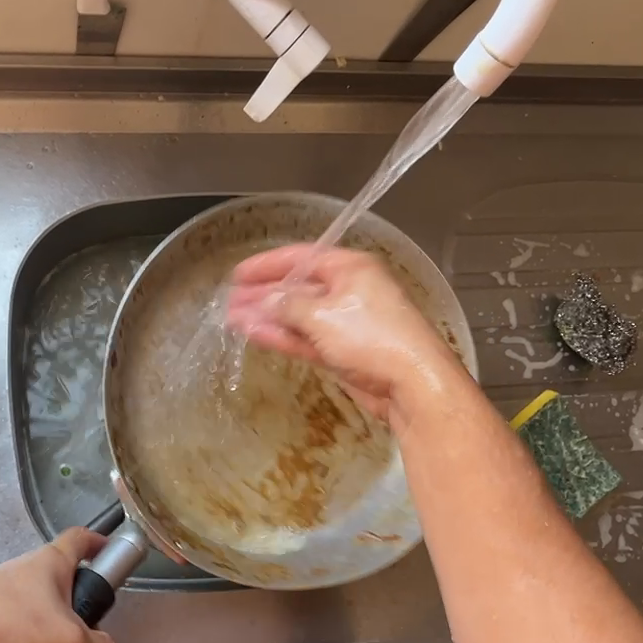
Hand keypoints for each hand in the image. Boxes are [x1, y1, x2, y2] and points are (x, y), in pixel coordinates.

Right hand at [226, 244, 464, 426]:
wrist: (411, 384)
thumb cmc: (372, 338)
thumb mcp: (323, 314)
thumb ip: (287, 305)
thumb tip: (263, 300)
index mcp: (351, 268)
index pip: (302, 257)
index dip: (267, 264)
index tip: (238, 273)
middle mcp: (348, 290)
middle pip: (298, 287)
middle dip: (264, 294)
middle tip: (231, 301)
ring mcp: (345, 323)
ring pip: (299, 316)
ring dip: (268, 318)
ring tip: (233, 320)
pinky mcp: (342, 352)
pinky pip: (305, 339)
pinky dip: (282, 337)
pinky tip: (255, 335)